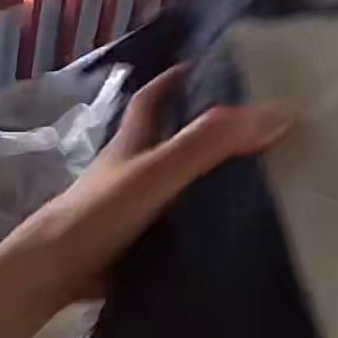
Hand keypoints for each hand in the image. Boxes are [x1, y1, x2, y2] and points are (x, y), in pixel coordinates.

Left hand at [0, 64, 295, 337]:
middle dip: (203, 133)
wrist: (58, 270)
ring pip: (175, 186)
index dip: (176, 79)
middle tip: (257, 133)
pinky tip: (232, 234)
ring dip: (208, 183)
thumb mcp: (156, 170)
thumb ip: (208, 142)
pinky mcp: (135, 243)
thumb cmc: (101, 212)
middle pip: (168, 141)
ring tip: (261, 183)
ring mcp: (131, 208)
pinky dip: (200, 227)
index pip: (152, 99)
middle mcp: (130, 171)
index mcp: (131, 143)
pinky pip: (176, 227)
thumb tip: (279, 112)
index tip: (211, 67)